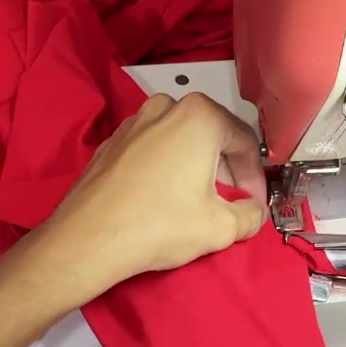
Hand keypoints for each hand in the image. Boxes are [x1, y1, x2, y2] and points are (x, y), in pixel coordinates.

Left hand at [42, 92, 267, 298]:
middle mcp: (166, 108)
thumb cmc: (158, 226)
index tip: (255, 202)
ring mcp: (134, 122)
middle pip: (212, 135)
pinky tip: (164, 200)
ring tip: (198, 202)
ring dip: (196, 167)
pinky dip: (166, 168)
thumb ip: (250, 216)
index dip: (256, 176)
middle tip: (231, 203)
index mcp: (199, 116)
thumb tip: (254, 213)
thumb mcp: (221, 228)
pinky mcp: (112, 142)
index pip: (245, 141)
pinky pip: (152, 149)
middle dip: (226, 170)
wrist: (89, 239)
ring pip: (180, 140)